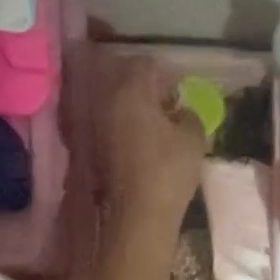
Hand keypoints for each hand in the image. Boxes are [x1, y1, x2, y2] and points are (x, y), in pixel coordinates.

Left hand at [93, 56, 205, 221]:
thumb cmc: (168, 173)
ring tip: (149, 123)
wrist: (137, 215)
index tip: (181, 92)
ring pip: (110, 99)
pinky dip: (116, 122)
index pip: (148, 64)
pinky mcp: (85, 143)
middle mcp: (105, 97)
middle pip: (123, 77)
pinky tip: (132, 139)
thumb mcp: (194, 141)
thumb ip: (190, 117)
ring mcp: (91, 119)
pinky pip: (102, 120)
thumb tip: (182, 112)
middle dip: (144, 85)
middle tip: (164, 104)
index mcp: (131, 89)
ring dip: (129, 104)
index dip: (168, 75)